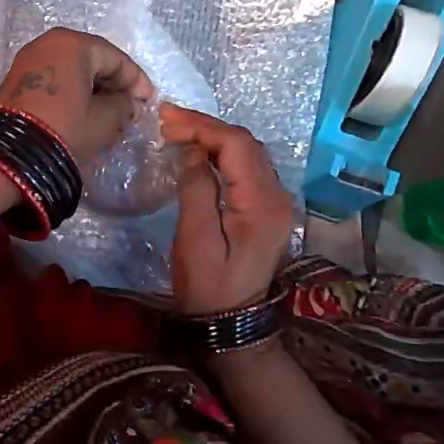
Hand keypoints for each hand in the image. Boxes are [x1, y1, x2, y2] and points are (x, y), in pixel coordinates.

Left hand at [0, 27, 152, 161]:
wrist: (9, 154)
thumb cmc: (64, 128)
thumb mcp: (103, 120)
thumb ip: (124, 107)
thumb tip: (129, 104)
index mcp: (74, 43)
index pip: (116, 58)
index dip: (136, 81)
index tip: (148, 102)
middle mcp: (49, 43)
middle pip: (92, 60)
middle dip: (113, 84)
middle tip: (130, 108)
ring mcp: (28, 60)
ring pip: (72, 71)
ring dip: (93, 90)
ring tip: (109, 114)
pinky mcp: (16, 80)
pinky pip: (55, 80)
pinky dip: (72, 93)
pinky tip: (83, 113)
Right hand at [162, 104, 292, 315]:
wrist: (231, 323)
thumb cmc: (209, 286)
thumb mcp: (196, 239)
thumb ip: (196, 190)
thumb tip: (192, 151)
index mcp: (262, 202)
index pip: (236, 145)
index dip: (201, 126)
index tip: (166, 120)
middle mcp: (277, 195)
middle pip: (245, 144)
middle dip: (206, 127)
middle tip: (166, 121)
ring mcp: (274, 203)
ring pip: (246, 154)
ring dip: (213, 138)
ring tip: (177, 131)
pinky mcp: (265, 210)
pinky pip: (245, 170)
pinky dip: (220, 155)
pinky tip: (198, 154)